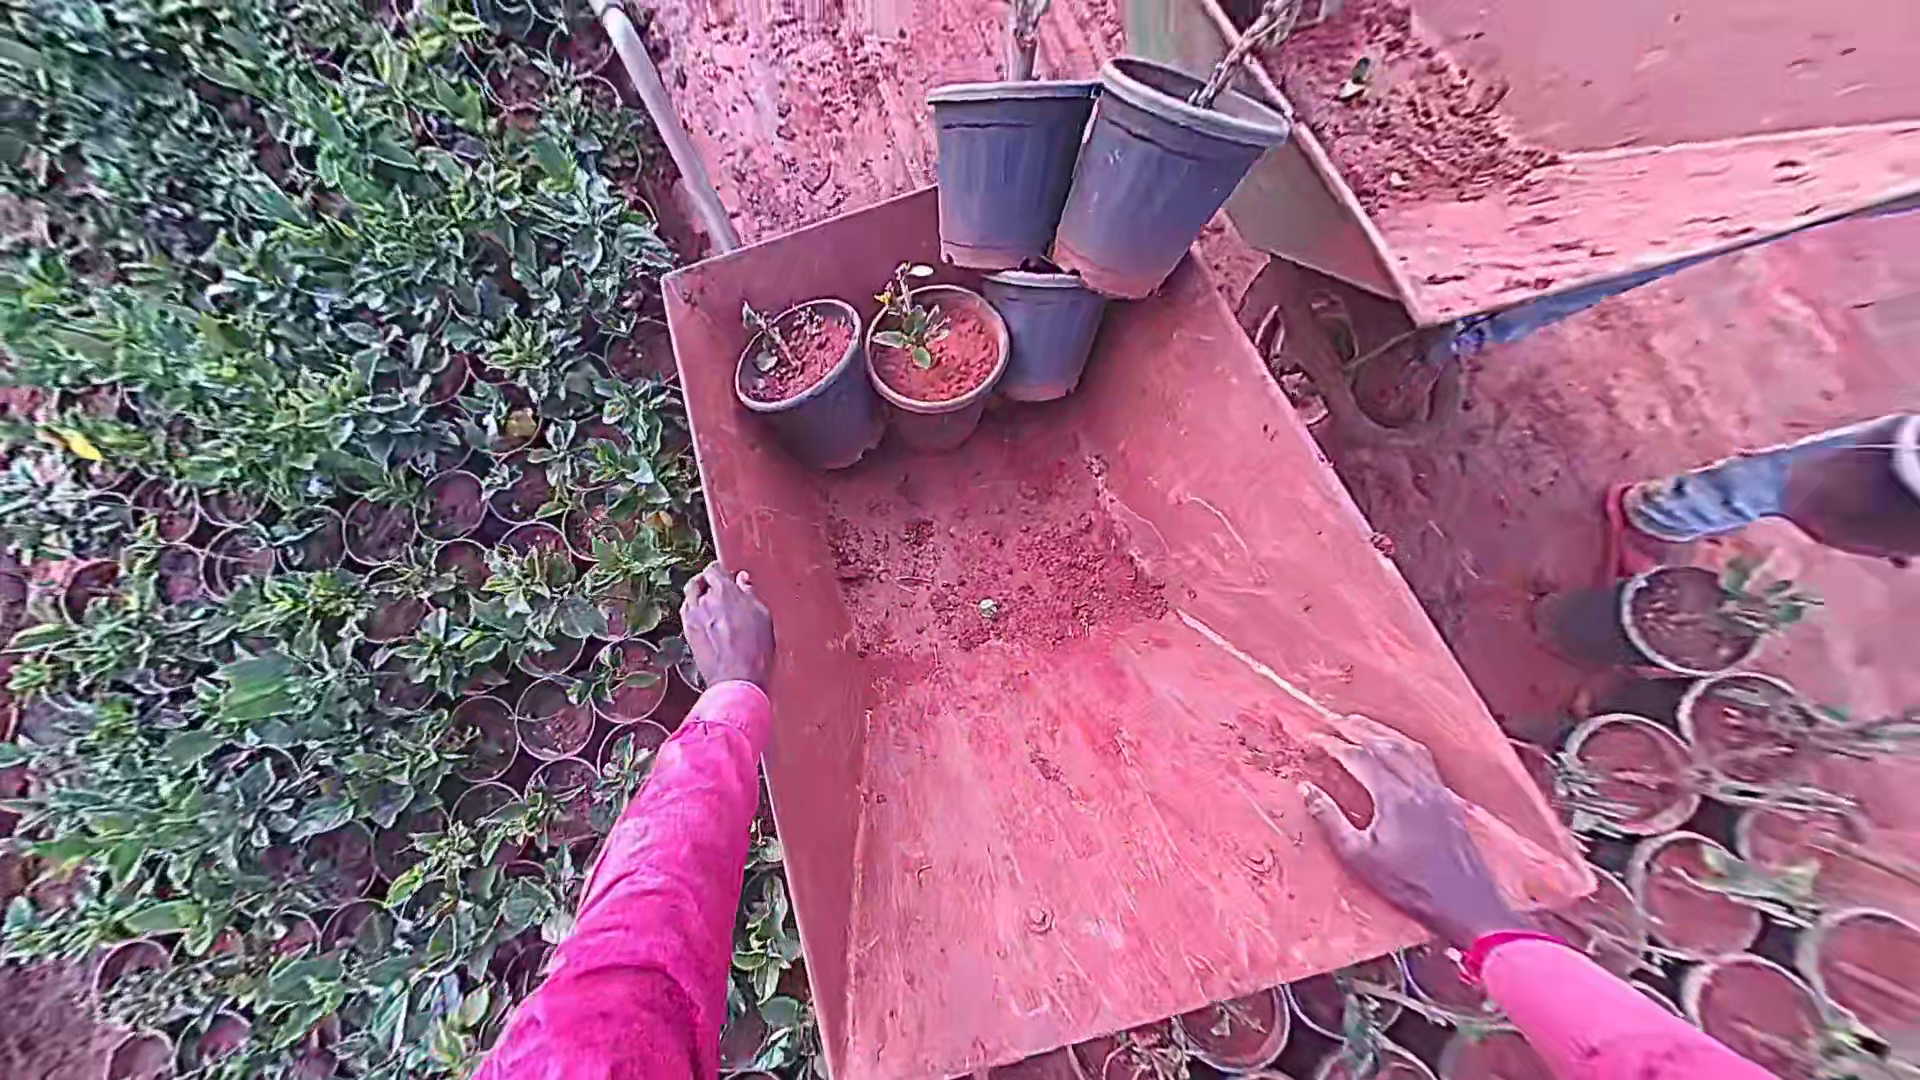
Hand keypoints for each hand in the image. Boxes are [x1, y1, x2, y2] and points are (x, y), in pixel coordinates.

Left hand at [681, 563, 773, 688]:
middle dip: (706, 582)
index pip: (713, 570)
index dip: (719, 570)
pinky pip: (687, 613)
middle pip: (698, 582)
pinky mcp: (687, 632)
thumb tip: (742, 581)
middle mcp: (704, 601)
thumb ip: (749, 594)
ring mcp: (693, 617)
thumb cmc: (754, 649)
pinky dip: (694, 610)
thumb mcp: (762, 616)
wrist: (737, 678)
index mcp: (725, 592)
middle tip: (717, 587)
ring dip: (698, 595)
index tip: (725, 574)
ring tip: (711, 602)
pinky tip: (706, 617)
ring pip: (690, 597)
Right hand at [1299, 714, 1525, 948]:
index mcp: (1393, 797)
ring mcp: (1438, 793)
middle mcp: (1418, 788)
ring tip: (1360, 723)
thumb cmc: (1411, 887)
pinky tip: (1397, 747)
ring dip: (1380, 731)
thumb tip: (1306, 788)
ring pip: (1407, 747)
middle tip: (1331, 720)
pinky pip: (1425, 760)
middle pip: (1383, 744)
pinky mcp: (1450, 803)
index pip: (1357, 756)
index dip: (1332, 743)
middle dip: (1354, 728)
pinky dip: (1404, 744)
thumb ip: (1329, 819)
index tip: (1313, 737)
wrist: (1472, 912)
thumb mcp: (1359, 857)